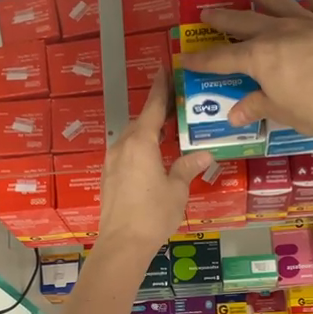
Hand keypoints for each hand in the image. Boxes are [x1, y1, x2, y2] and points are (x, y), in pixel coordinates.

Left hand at [94, 76, 212, 261]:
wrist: (122, 244)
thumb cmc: (153, 214)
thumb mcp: (176, 190)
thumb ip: (187, 167)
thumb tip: (204, 153)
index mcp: (141, 143)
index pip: (152, 106)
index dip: (160, 87)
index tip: (165, 69)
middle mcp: (123, 146)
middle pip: (141, 122)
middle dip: (157, 113)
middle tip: (176, 108)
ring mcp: (112, 162)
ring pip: (131, 139)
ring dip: (148, 133)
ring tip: (167, 133)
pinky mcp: (108, 178)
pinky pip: (126, 154)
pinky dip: (140, 150)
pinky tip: (152, 158)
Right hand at [179, 0, 312, 142]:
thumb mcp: (282, 112)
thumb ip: (257, 107)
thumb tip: (234, 114)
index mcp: (259, 58)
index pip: (222, 59)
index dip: (202, 60)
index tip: (184, 58)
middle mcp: (278, 33)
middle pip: (244, 23)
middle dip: (223, 19)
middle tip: (207, 12)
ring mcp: (307, 24)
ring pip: (277, 4)